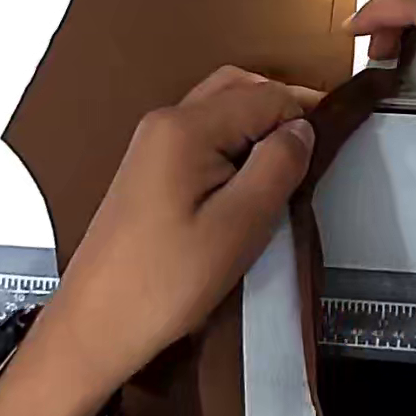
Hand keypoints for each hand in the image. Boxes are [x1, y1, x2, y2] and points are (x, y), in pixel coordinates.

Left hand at [0, 67, 316, 415]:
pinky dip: (236, 138)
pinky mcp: (150, 163)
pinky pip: (204, 129)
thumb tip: (303, 128)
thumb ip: (278, 165)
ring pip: (222, 104)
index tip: (321, 158)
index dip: (302, 119)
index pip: (266, 96)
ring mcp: (154, 140)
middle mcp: (166, 119)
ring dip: (259, 122)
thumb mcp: (239, 225)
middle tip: (309, 152)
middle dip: (282, 109)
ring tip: (284, 164)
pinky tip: (248, 174)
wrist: (94, 327)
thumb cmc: (168, 282)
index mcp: (186, 127)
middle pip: (240, 87)